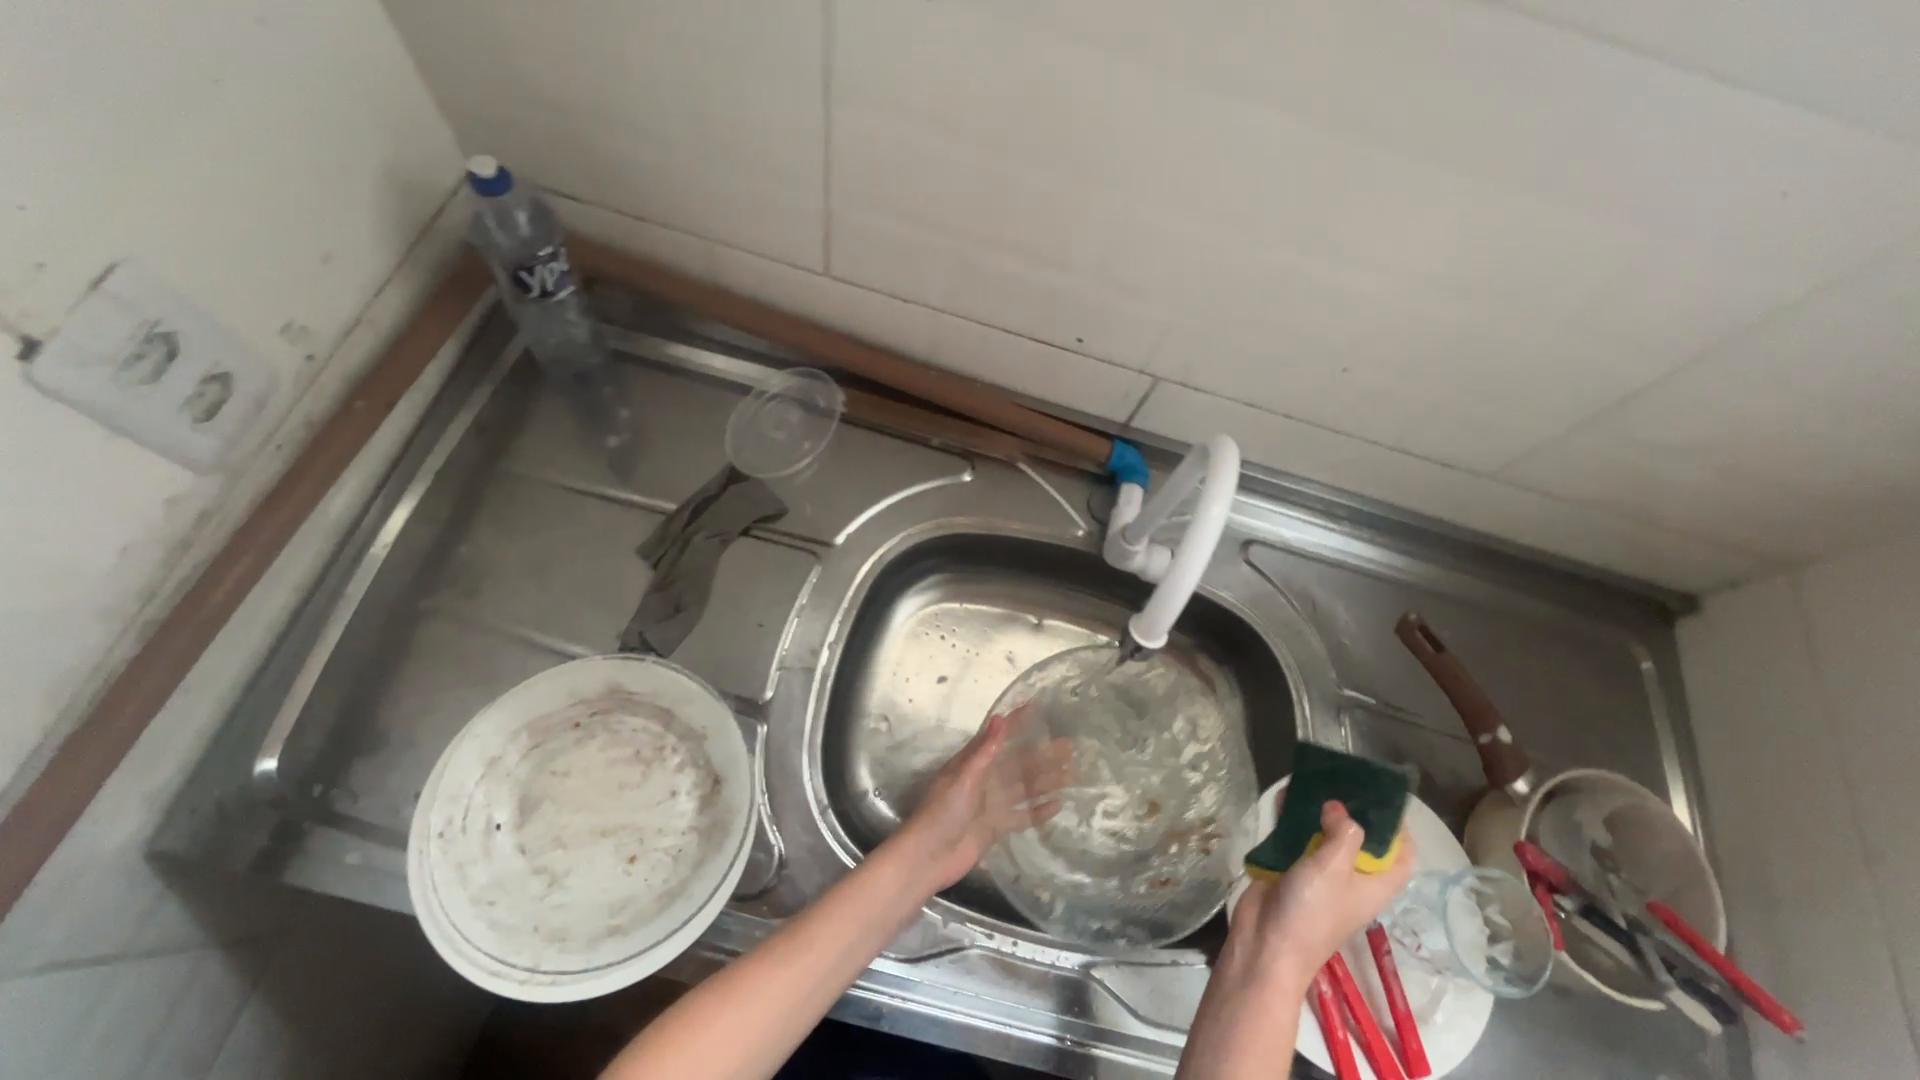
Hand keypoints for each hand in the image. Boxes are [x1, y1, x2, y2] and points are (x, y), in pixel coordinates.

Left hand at [894, 707, 1073, 891]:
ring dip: (1046, 779)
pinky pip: (1023, 815)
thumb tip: (1000, 717)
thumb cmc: (942, 812)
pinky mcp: (997, 827)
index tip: (1038, 706)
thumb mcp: (964, 778)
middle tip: (1070, 745)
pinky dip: (1039, 811)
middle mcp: (985, 779)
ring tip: (1072, 771)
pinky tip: (1059, 805)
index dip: (1017, 722)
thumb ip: (984, 751)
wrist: (930, 856)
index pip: (999, 736)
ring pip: (1025, 788)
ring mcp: (992, 804)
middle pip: (1018, 763)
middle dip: (1042, 753)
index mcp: (973, 763)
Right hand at [1231, 801, 1414, 990]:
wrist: (1266, 944)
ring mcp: (1320, 877)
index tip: (1380, 800)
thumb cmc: (1311, 910)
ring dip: (1317, 813)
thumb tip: (1338, 807)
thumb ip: (1344, 832)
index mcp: (1375, 884)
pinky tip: (1282, 799)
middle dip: (1351, 812)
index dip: (1398, 829)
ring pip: (1325, 838)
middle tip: (1339, 781)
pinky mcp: (1291, 873)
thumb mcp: (1334, 867)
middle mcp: (1351, 879)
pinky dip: (1291, 822)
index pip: (1401, 856)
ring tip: (1309, 782)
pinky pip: (1296, 841)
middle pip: (1360, 841)